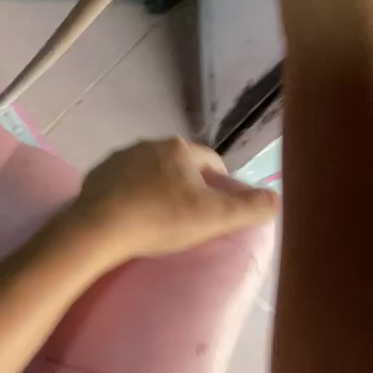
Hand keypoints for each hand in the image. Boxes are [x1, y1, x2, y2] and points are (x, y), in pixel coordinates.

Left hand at [60, 137, 278, 263]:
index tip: (218, 206)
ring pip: (147, 170)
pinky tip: (128, 214)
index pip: (211, 161)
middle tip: (188, 214)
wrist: (99, 228)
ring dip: (155, 186)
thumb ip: (249, 207)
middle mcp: (148, 144)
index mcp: (179, 149)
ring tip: (157, 215)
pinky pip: (120, 182)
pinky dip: (128, 194)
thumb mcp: (214, 217)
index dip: (219, 182)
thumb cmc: (162, 219)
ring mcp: (118, 157)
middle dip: (186, 183)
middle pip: (178, 164)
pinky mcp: (95, 175)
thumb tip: (276, 199)